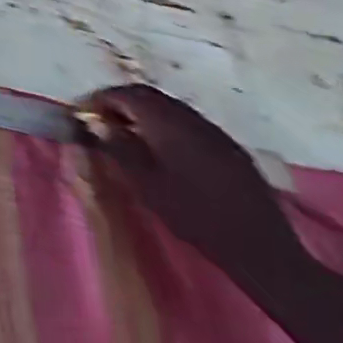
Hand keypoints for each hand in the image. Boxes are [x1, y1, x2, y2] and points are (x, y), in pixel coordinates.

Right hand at [80, 84, 304, 274]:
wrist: (260, 247)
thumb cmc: (193, 214)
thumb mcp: (144, 183)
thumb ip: (118, 146)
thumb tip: (96, 121)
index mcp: (168, 124)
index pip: (126, 95)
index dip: (100, 98)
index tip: (83, 112)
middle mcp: (192, 119)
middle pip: (150, 95)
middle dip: (121, 100)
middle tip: (101, 118)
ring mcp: (216, 132)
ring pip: (171, 107)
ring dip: (145, 111)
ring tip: (128, 131)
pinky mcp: (231, 147)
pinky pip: (190, 122)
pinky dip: (167, 123)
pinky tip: (163, 146)